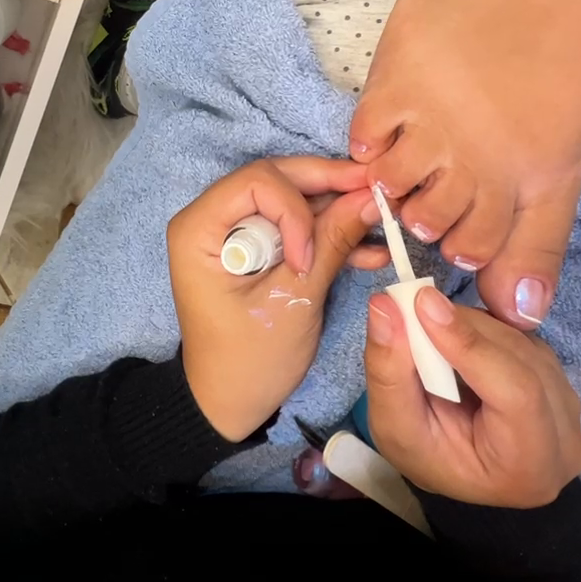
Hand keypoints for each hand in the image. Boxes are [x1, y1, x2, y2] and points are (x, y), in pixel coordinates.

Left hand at [168, 158, 378, 441]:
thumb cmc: (248, 360)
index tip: (310, 258)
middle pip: (276, 179)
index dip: (295, 207)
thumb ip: (329, 246)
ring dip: (335, 209)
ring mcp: (234, 228)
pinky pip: (294, 222)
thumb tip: (371, 198)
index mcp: (199, 227)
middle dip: (328, 186)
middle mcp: (211, 216)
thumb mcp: (292, 304)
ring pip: (291, 197)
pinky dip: (327, 232)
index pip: (257, 182)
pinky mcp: (257, 244)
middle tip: (376, 191)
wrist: (230, 402)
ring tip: (381, 221)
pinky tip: (369, 248)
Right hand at [364, 286, 580, 507]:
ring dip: (471, 324)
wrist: (457, 463)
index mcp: (530, 468)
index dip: (470, 344)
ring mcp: (570, 408)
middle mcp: (566, 439)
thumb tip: (384, 304)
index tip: (421, 303)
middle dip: (462, 326)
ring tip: (432, 330)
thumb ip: (388, 368)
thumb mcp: (393, 423)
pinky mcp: (559, 380)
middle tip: (413, 310)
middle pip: (519, 359)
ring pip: (521, 341)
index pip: (515, 393)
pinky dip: (484, 327)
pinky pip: (523, 336)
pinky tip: (458, 338)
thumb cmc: (426, 454)